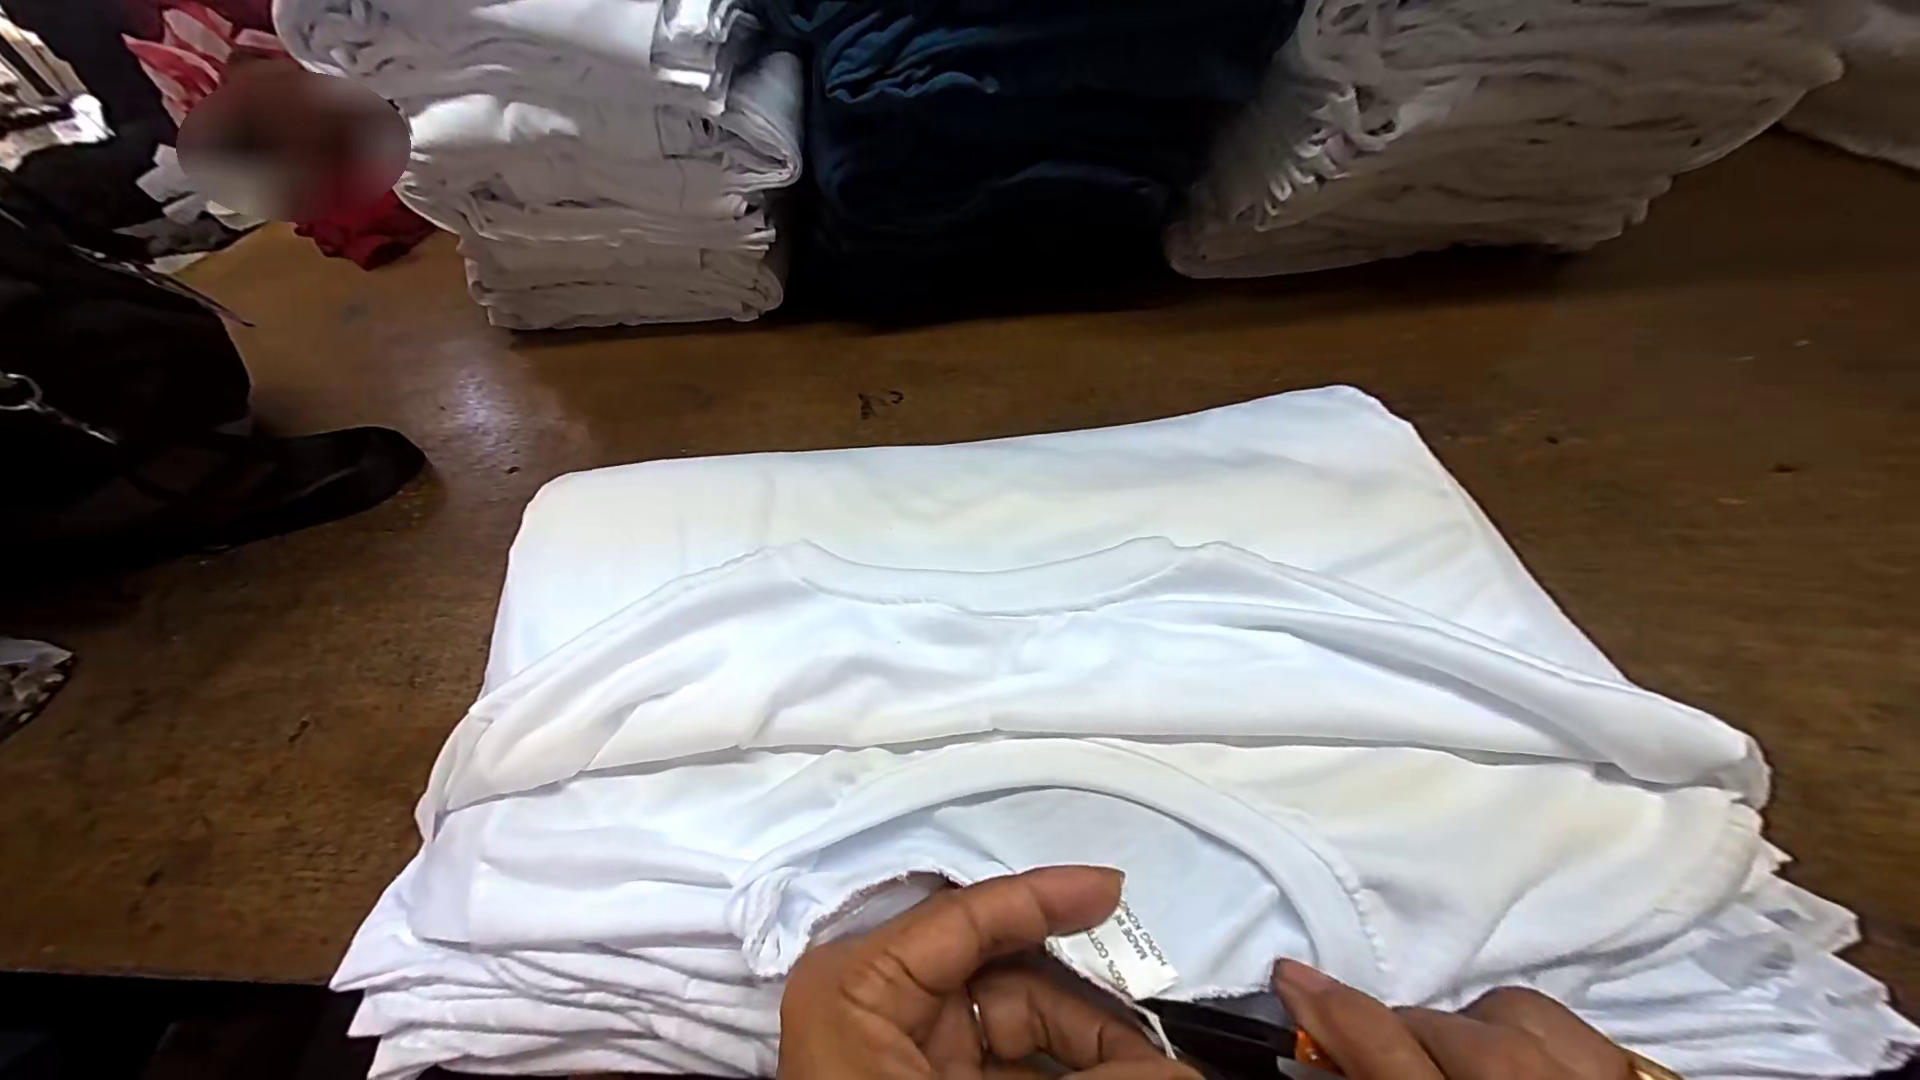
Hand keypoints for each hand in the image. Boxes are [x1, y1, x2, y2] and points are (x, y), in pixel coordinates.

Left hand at [778, 866, 1199, 1079]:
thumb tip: (1183, 1074)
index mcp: (860, 984)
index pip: (965, 916)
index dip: (1043, 896)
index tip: (1110, 888)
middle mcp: (883, 1002)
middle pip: (1001, 969)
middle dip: (1082, 997)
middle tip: (1151, 1024)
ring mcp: (910, 1046)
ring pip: (1015, 1018)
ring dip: (1086, 1045)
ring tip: (1152, 1069)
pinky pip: (1009, 1061)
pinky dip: (1065, 1070)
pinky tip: (1117, 1076)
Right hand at [1273, 961, 1633, 1079]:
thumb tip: (1326, 1053)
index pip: (1388, 1060)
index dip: (1331, 1015)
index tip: (1289, 976)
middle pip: (1446, 1035)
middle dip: (1404, 1033)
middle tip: (1394, 1057)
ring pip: (1518, 1018)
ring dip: (1475, 1029)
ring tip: (1470, 1064)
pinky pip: (1588, 1033)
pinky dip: (1544, 1035)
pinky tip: (1536, 1065)